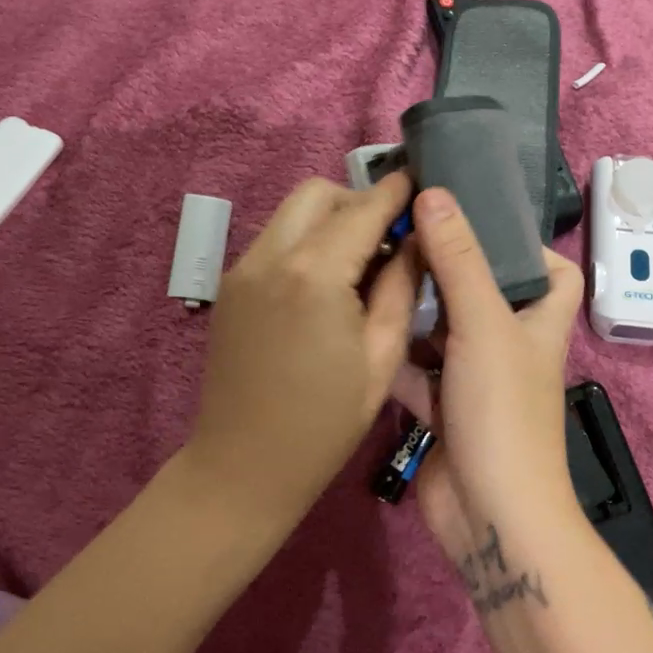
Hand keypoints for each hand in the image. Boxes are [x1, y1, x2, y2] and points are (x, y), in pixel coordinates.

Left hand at [185, 172, 419, 517]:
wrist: (242, 467)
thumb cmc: (325, 422)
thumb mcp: (382, 356)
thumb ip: (401, 285)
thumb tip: (416, 238)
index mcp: (314, 273)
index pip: (363, 208)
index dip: (396, 192)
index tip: (421, 184)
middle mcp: (271, 256)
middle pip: (318, 193)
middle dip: (357, 201)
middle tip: (388, 237)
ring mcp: (242, 269)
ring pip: (292, 212)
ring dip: (330, 220)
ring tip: (360, 263)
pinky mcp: (230, 286)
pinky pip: (275, 240)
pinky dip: (305, 242)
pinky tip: (326, 283)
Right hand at [390, 187, 584, 554]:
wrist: (491, 517)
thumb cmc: (502, 410)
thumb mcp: (483, 324)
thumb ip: (458, 261)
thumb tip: (434, 194)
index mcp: (539, 321)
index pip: (554, 272)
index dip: (530, 246)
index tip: (479, 221)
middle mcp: (511, 345)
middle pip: (486, 294)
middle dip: (450, 269)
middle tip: (403, 233)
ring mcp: (476, 379)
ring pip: (445, 332)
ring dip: (416, 309)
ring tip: (374, 268)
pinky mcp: (443, 410)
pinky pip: (417, 371)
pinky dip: (395, 354)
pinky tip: (360, 326)